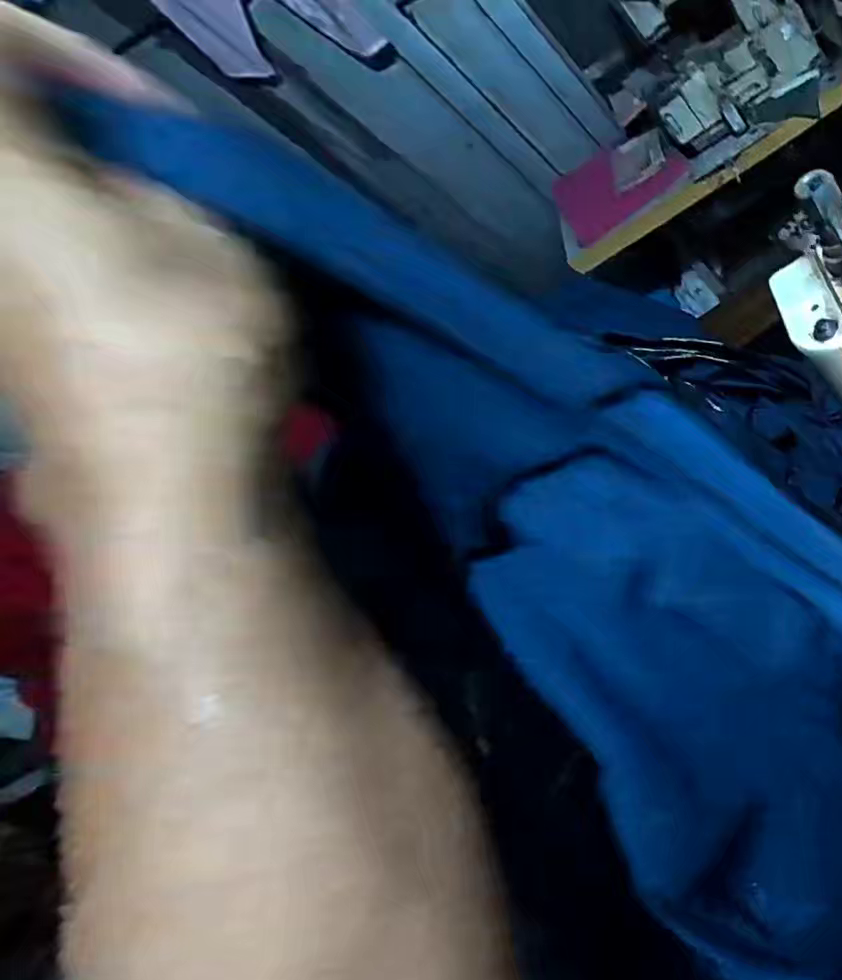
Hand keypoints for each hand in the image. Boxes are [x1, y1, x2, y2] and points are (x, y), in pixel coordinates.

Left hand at [0, 7, 286, 534]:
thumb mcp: (215, 236)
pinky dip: (61, 226)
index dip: (67, 53)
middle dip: (65, 120)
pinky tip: (124, 257)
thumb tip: (130, 157)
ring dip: (70, 178)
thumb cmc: (192, 338)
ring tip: (148, 212)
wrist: (156, 458)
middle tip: (151, 159)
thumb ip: (161, 172)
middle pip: (0, 125)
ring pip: (16, 187)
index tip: (154, 111)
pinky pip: (18, 235)